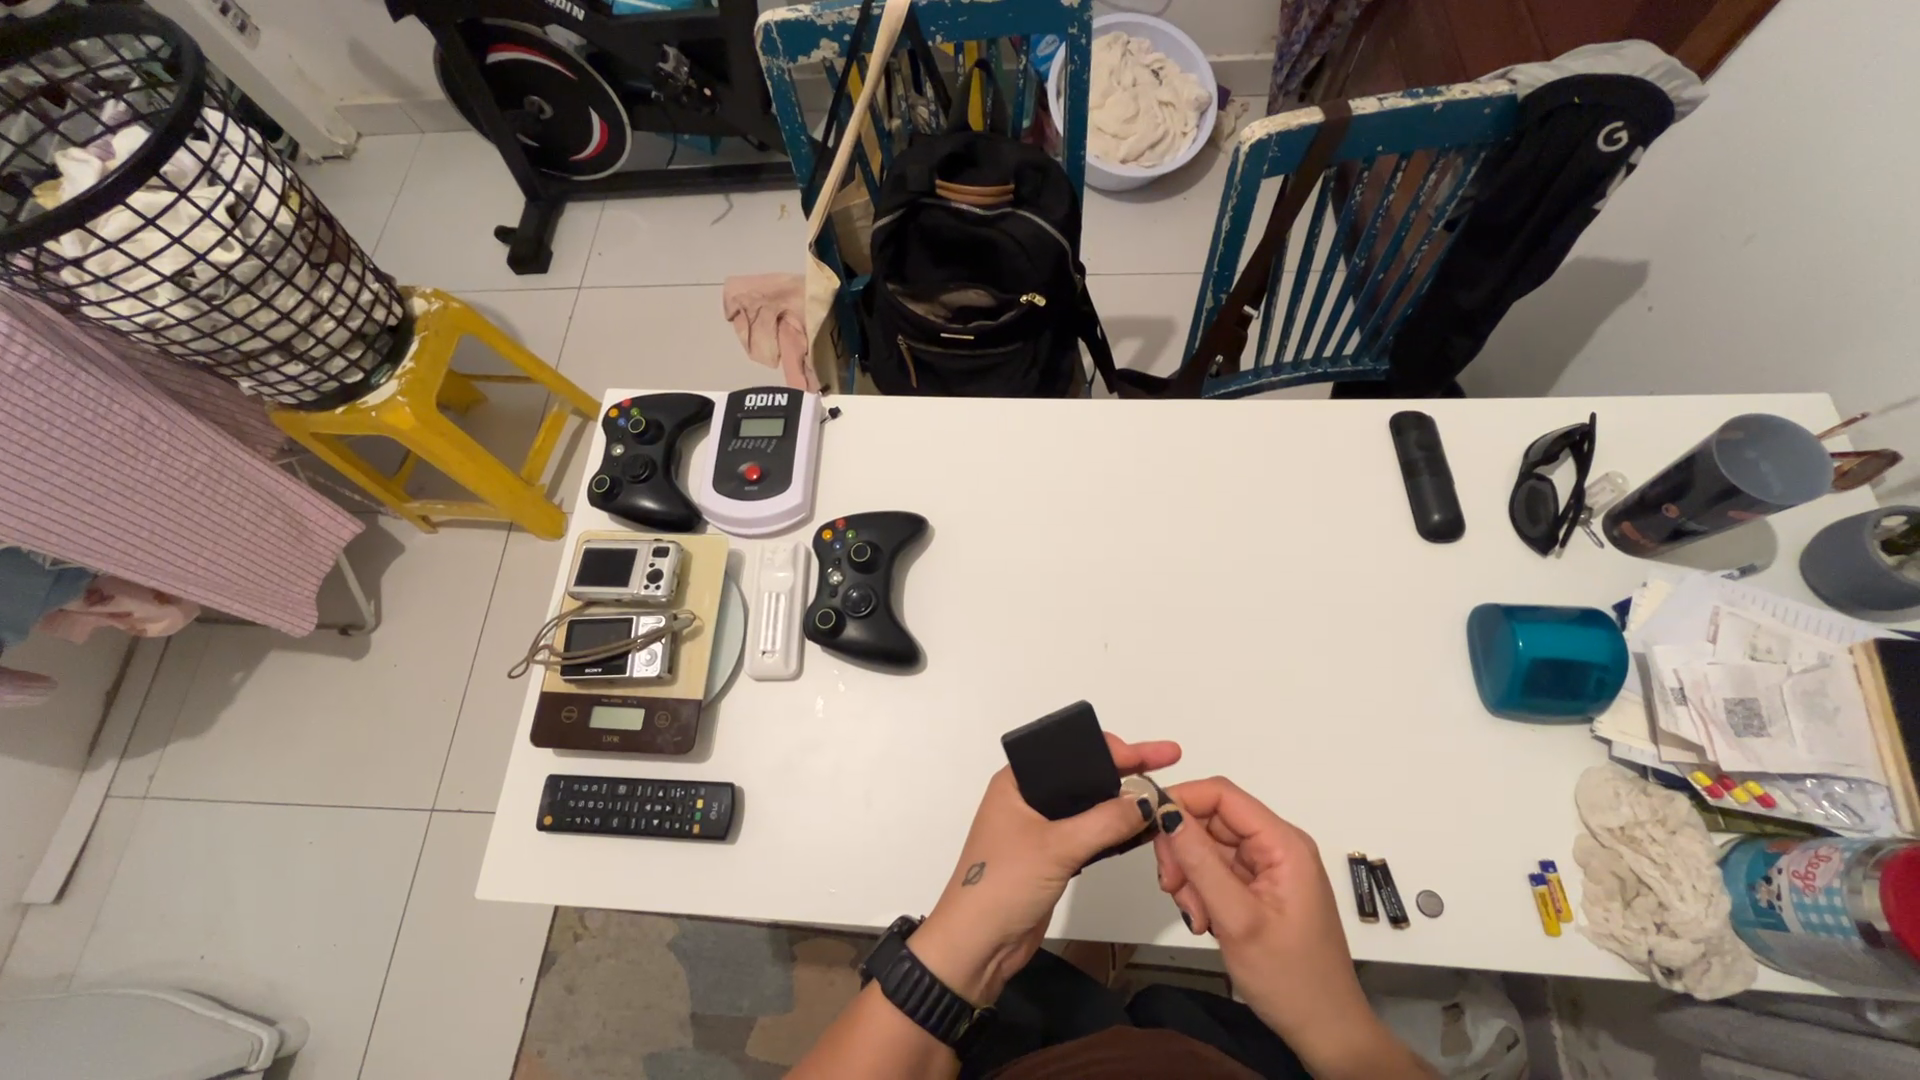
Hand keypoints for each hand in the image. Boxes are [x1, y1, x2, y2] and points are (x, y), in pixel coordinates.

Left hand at [909, 734, 1180, 1005]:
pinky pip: (1089, 833)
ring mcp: (1040, 828)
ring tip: (1160, 795)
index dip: (1111, 748)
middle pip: (1083, 775)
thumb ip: (1105, 821)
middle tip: (1164, 764)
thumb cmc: (1004, 884)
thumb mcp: (1057, 848)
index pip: (1070, 751)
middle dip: (1123, 770)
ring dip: (1121, 802)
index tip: (1149, 753)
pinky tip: (1142, 829)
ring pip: (1088, 805)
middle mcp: (1028, 798)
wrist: (977, 946)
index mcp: (1017, 781)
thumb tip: (1148, 800)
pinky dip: (1114, 830)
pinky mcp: (1051, 856)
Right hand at [1152, 778, 1428, 1079]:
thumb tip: (1165, 811)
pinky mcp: (1257, 886)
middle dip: (1183, 849)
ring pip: (1207, 844)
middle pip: (1210, 819)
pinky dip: (1199, 889)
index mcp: (1282, 843)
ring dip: (1189, 875)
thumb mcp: (1238, 919)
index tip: (1149, 828)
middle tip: (1172, 888)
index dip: (1182, 800)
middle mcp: (1275, 845)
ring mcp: (1266, 866)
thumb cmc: (1289, 978)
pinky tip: (1204, 919)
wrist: (1325, 1031)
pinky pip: (1215, 869)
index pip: (1221, 794)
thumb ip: (1200, 862)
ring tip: (1197, 916)